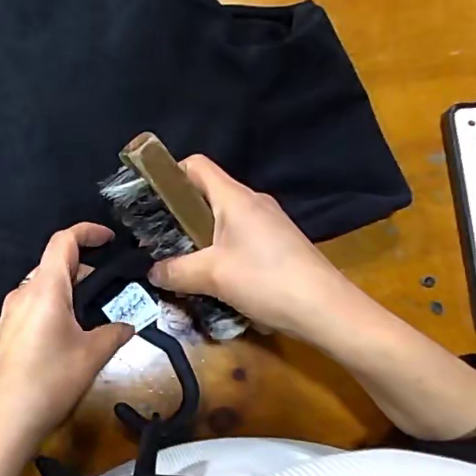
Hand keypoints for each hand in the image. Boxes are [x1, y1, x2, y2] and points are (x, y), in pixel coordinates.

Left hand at [0, 223, 135, 475]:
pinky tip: (72, 339)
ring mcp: (9, 315)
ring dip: (73, 293)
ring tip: (98, 318)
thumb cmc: (48, 382)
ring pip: (46, 289)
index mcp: (44, 288)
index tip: (111, 239)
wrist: (0, 425)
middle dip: (87, 270)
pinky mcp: (5, 335)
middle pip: (56, 265)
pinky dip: (58, 309)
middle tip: (115, 292)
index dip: (89, 231)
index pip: (64, 241)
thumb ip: (114, 333)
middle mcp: (22, 293)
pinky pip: (35, 308)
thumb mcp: (91, 357)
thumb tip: (127, 326)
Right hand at [152, 157, 475, 440]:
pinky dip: (221, 250)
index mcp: (234, 197)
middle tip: (159, 240)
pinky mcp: (277, 243)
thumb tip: (151, 271)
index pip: (196, 165)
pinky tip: (215, 278)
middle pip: (206, 193)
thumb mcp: (212, 277)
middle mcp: (252, 202)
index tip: (149, 202)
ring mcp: (268, 223)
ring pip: (222, 218)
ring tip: (181, 262)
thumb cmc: (266, 281)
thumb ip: (175, 271)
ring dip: (199, 237)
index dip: (169, 175)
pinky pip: (239, 236)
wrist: (326, 310)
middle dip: (179, 214)